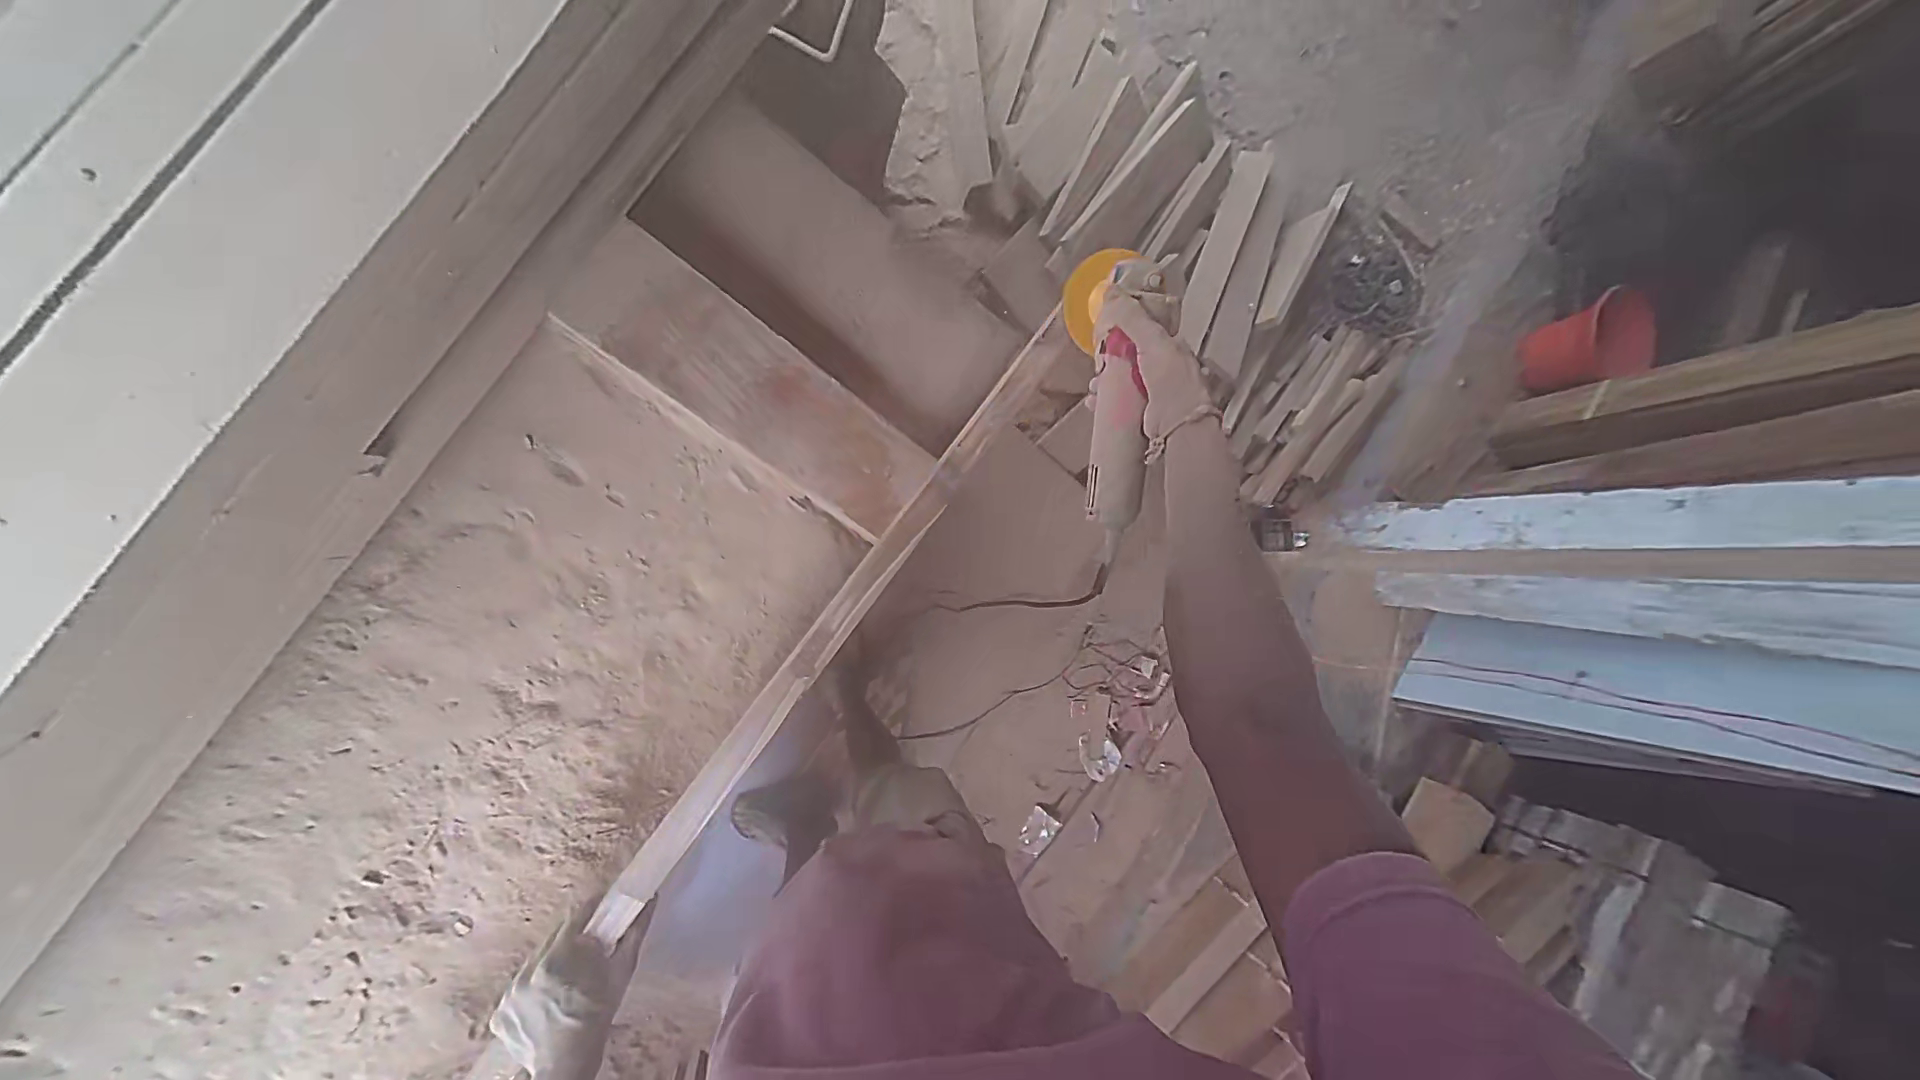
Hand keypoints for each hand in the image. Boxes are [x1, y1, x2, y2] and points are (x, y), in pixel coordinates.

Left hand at [490, 896, 649, 1079]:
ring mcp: (510, 993)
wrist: (566, 1065)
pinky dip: (536, 985)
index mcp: (558, 958)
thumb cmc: (599, 1014)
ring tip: (570, 977)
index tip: (605, 908)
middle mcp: (528, 970)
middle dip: (574, 938)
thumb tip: (650, 899)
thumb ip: (635, 931)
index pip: (575, 917)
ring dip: (554, 961)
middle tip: (592, 947)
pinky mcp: (499, 1011)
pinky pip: (522, 985)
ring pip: (537, 960)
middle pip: (555, 938)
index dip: (592, 909)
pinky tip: (550, 998)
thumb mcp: (622, 971)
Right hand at [1094, 288, 1212, 440]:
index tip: (1107, 330)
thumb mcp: (1152, 342)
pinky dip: (1105, 401)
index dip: (1126, 328)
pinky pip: (1119, 402)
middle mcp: (1166, 368)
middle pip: (1131, 356)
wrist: (1177, 426)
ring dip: (1105, 382)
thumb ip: (1132, 319)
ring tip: (1095, 386)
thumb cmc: (1170, 381)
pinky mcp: (1144, 413)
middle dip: (1110, 358)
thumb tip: (1112, 291)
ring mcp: (1155, 392)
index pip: (1147, 331)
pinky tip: (1095, 402)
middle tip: (1098, 362)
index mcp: (1173, 347)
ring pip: (1123, 380)